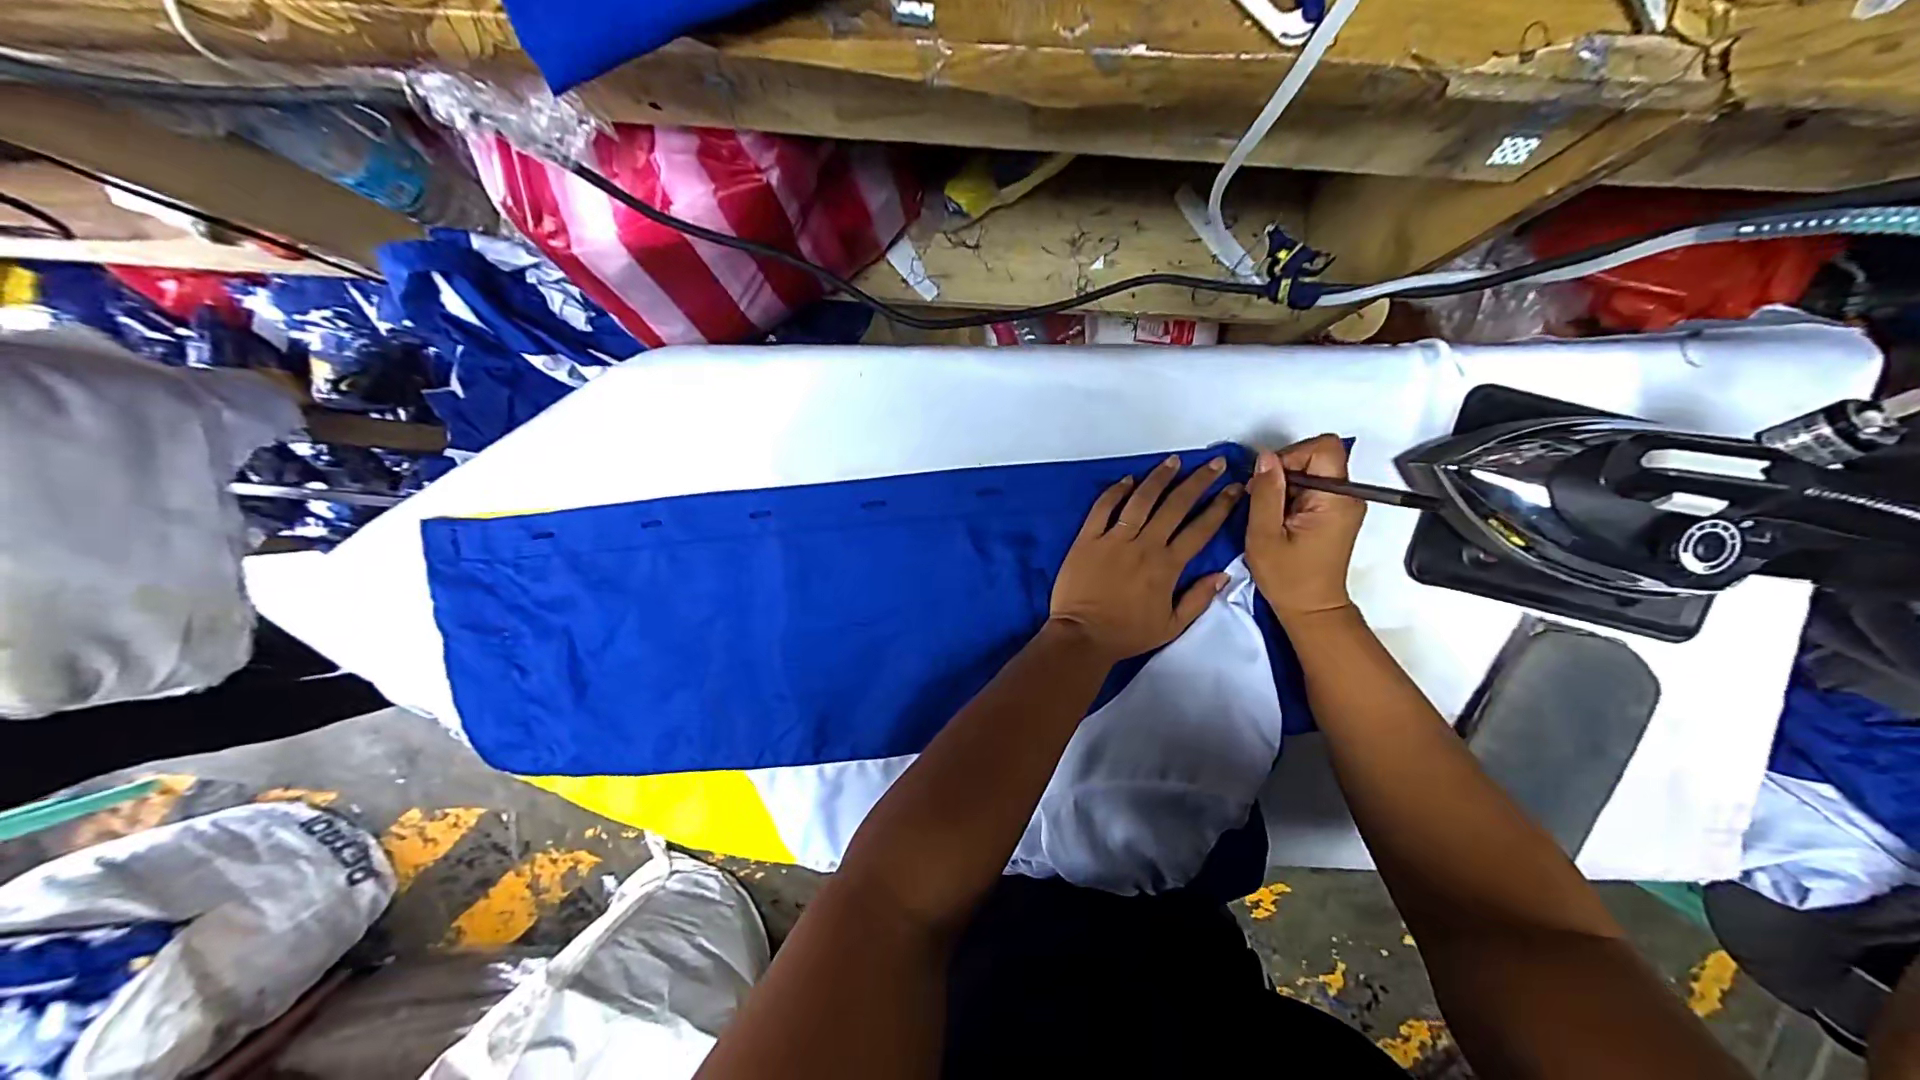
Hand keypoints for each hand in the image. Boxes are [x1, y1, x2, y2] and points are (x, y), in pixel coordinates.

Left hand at [1047, 454, 1242, 662]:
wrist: (1082, 636)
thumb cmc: (1127, 634)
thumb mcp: (1172, 625)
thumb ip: (1198, 598)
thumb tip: (1224, 574)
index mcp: (1167, 565)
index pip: (1200, 528)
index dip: (1220, 506)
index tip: (1234, 488)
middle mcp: (1144, 545)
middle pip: (1175, 505)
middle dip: (1198, 481)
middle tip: (1214, 463)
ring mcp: (1113, 539)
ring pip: (1141, 500)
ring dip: (1159, 478)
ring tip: (1174, 461)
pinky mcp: (1087, 539)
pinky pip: (1103, 508)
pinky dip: (1116, 491)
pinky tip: (1128, 479)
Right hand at [1245, 435, 1364, 620]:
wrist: (1311, 609)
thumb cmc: (1288, 579)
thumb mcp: (1264, 536)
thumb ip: (1265, 493)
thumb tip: (1264, 458)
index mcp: (1336, 500)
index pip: (1322, 448)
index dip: (1291, 455)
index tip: (1269, 480)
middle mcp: (1347, 497)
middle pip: (1317, 456)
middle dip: (1284, 469)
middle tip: (1262, 497)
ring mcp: (1342, 504)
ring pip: (1310, 470)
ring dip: (1284, 484)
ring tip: (1268, 513)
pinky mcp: (1332, 512)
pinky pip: (1310, 487)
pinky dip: (1288, 495)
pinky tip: (1276, 518)